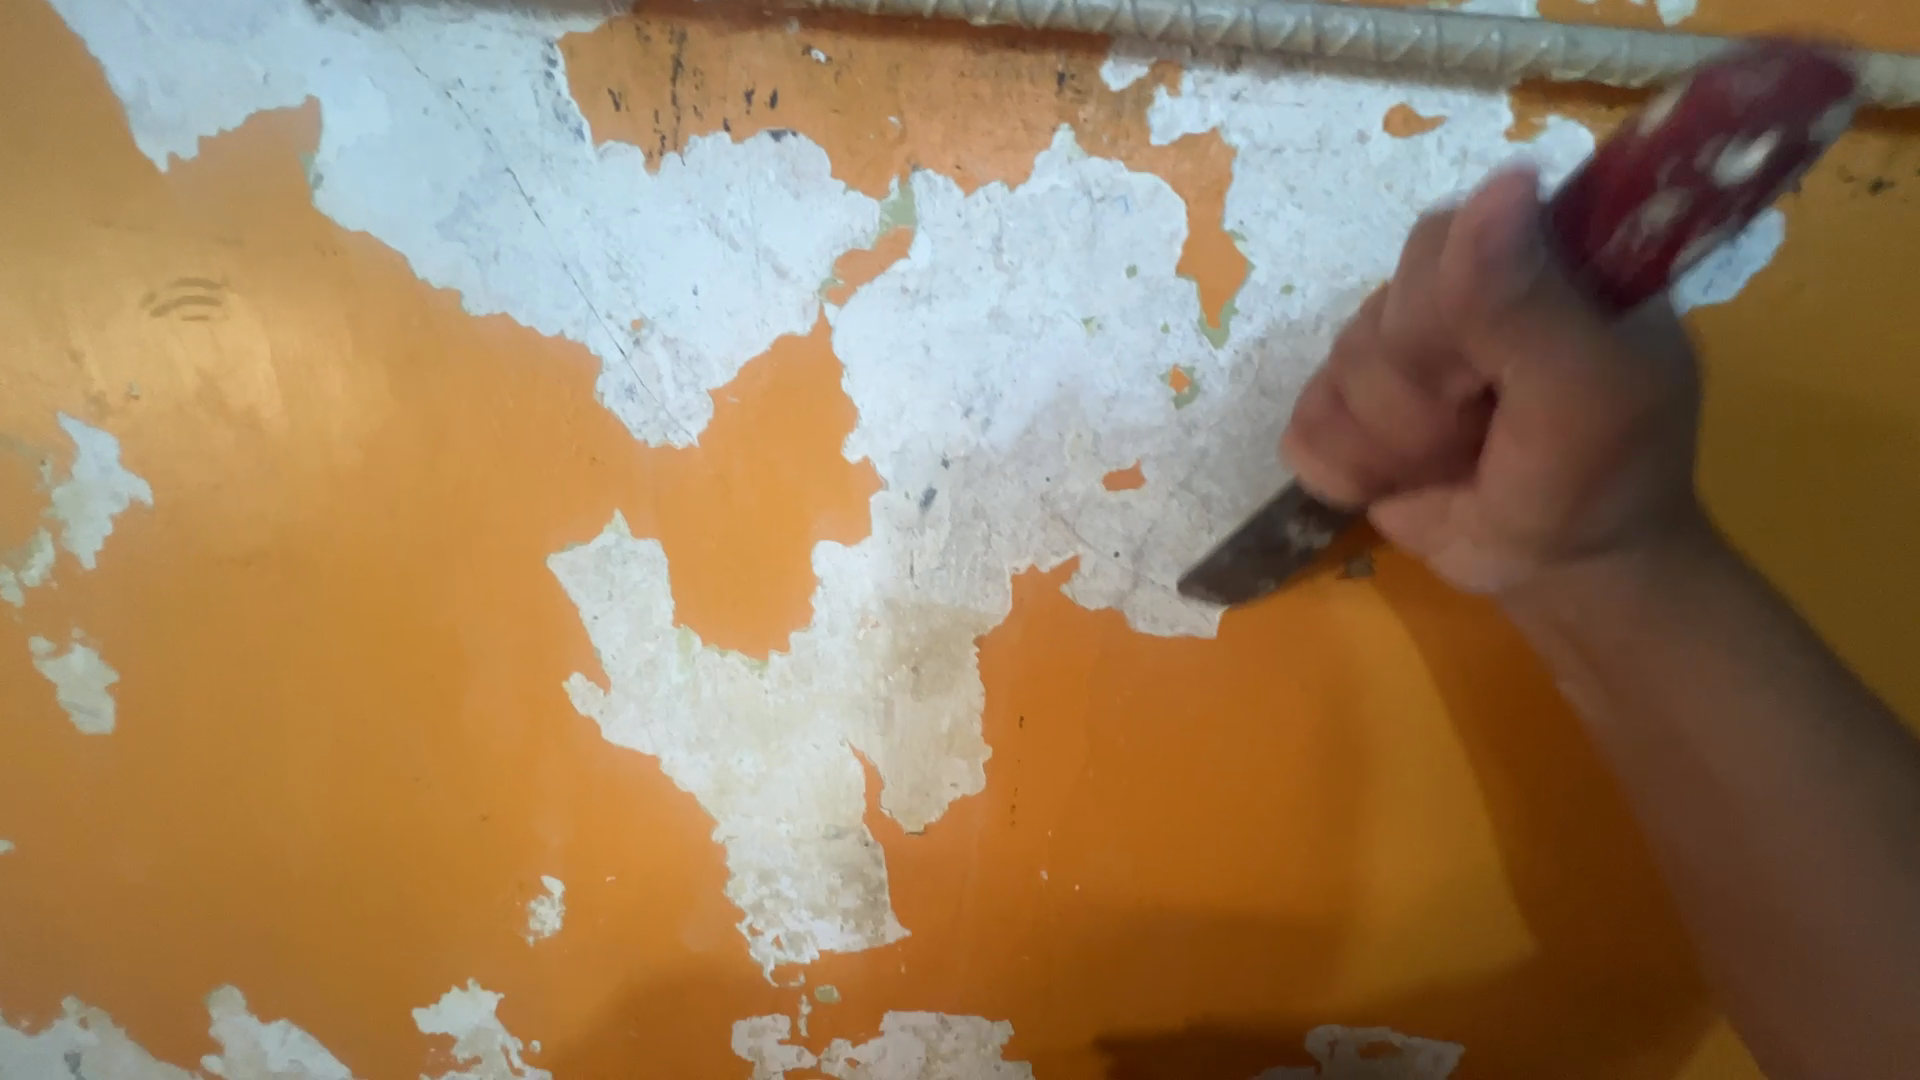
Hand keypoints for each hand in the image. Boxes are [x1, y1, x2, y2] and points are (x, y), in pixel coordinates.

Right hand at [1280, 165, 1709, 595]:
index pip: (1433, 243)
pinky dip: (1344, 469)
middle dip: (1415, 400)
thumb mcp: (1588, 394)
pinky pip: (1300, 427)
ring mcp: (1382, 357)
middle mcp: (1445, 297)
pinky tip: (1396, 478)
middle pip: (1371, 321)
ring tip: (1448, 462)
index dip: (1441, 321)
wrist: (1547, 564)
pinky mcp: (1337, 412)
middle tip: (1478, 430)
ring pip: (1330, 379)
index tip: (1489, 379)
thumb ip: (1531, 303)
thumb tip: (1498, 184)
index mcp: (1523, 261)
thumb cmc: (1593, 481)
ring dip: (1388, 445)